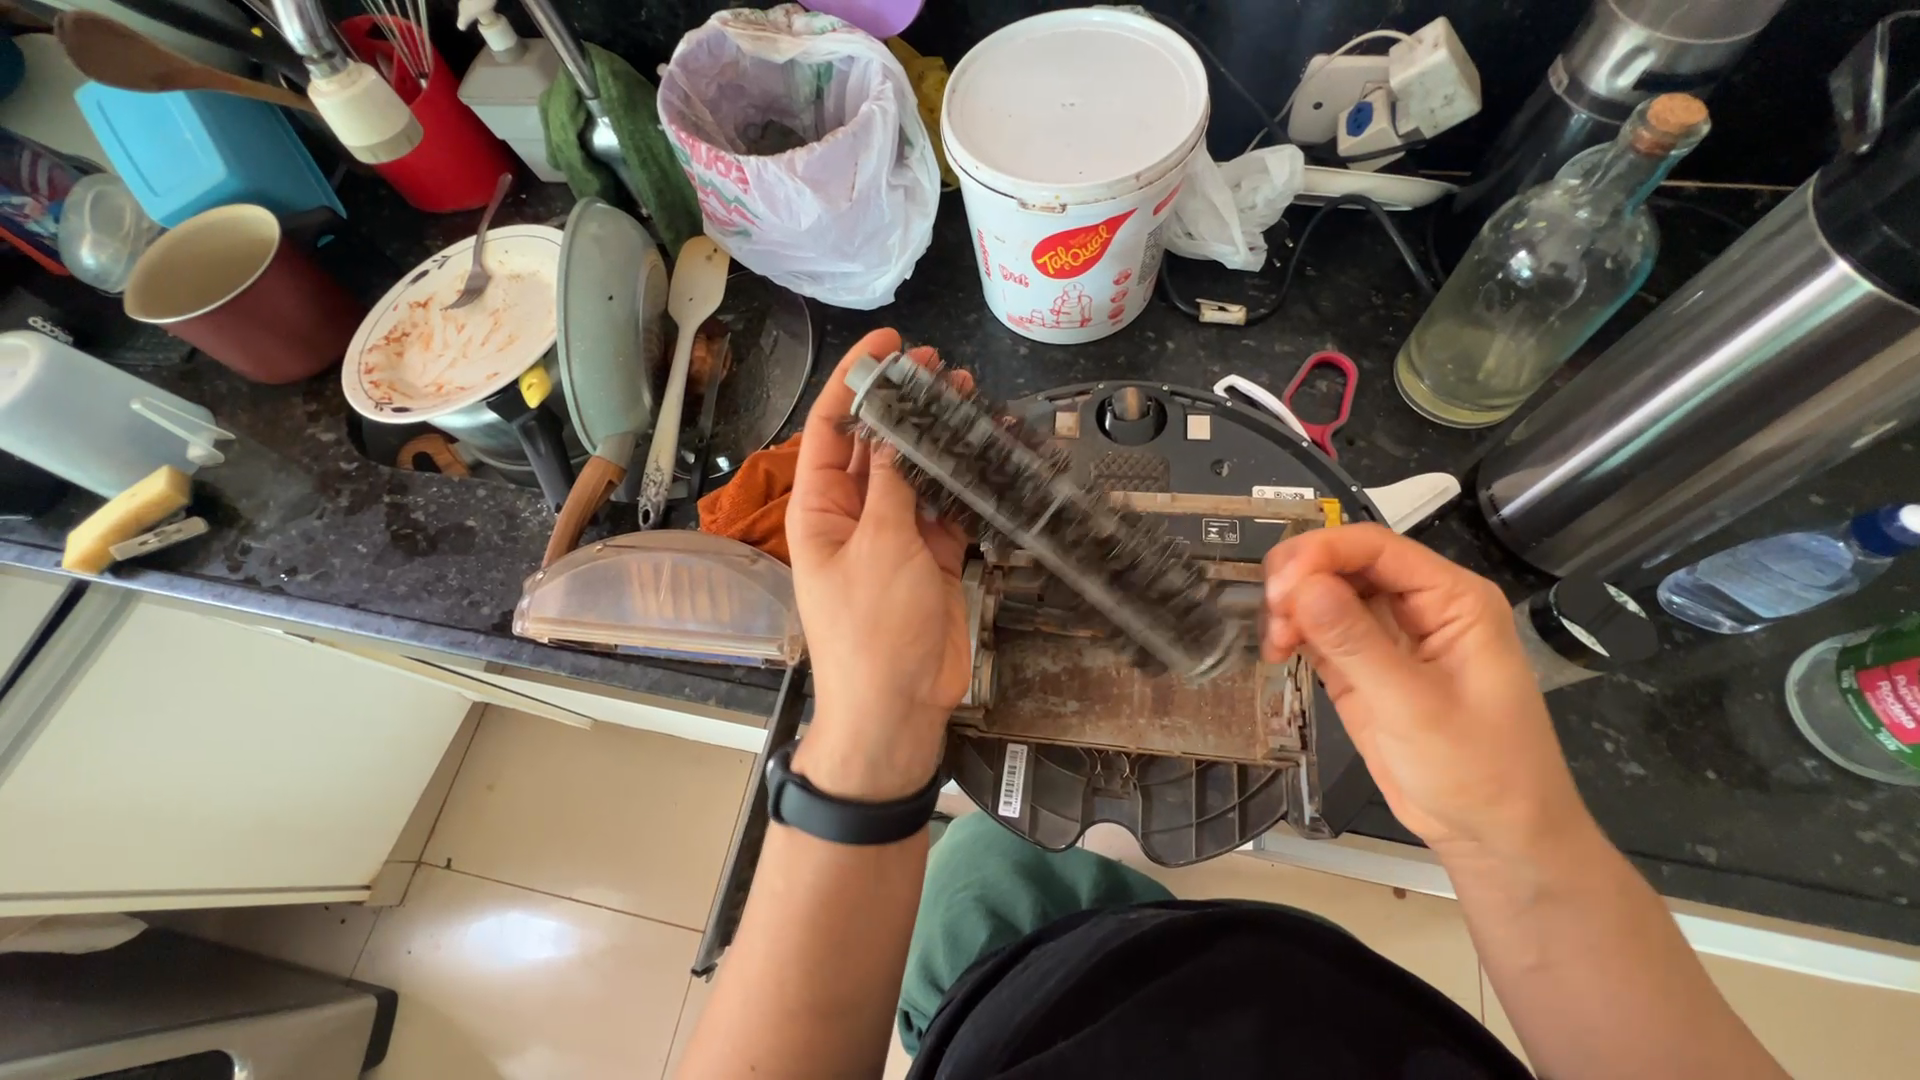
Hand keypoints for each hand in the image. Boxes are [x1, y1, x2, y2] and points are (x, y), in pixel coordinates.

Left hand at [786, 329, 972, 799]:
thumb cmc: (873, 631)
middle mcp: (854, 516)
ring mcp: (894, 537)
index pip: (832, 429)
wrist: (898, 707)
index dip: (857, 382)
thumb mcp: (880, 548)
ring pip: (916, 475)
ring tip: (969, 398)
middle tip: (940, 366)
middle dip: (904, 405)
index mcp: (820, 509)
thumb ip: (891, 486)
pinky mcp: (930, 558)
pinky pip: (946, 509)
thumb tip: (892, 431)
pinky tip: (987, 454)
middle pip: (878, 446)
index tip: (888, 345)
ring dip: (939, 441)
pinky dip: (964, 484)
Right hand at [1262, 524, 1593, 859]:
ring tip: (1274, 644)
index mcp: (1452, 599)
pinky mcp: (1362, 665)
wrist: (1492, 835)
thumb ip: (1355, 642)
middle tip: (1271, 615)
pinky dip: (1291, 633)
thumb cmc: (1477, 770)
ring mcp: (1388, 635)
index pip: (1375, 547)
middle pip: (1344, 563)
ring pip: (1324, 593)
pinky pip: (1318, 629)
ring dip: (1290, 608)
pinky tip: (1276, 652)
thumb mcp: (1413, 706)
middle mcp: (1418, 606)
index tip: (1277, 587)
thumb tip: (1301, 585)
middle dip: (1299, 580)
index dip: (1320, 554)